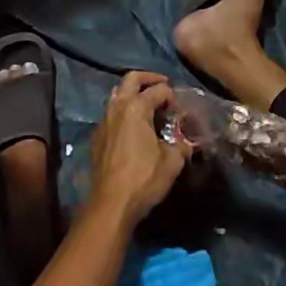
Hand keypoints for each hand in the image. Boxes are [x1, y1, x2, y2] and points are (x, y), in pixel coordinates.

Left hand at [86, 71, 190, 228]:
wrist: (110, 206)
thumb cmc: (144, 179)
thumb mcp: (173, 161)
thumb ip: (182, 144)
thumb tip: (187, 140)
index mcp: (136, 107)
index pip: (159, 89)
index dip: (173, 97)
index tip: (181, 111)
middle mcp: (117, 107)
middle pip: (132, 79)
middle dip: (149, 79)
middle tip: (163, 86)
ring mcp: (104, 121)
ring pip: (118, 94)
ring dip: (134, 93)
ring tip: (149, 105)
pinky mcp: (97, 137)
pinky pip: (111, 112)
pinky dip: (124, 110)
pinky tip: (134, 126)